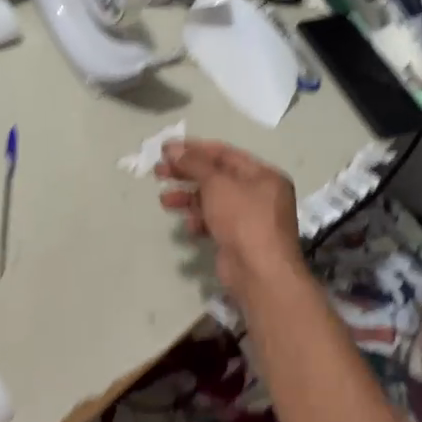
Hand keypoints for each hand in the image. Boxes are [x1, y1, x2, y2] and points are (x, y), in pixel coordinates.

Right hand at [156, 139, 304, 302]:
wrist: (260, 273)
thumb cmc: (242, 219)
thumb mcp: (216, 183)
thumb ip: (193, 162)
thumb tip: (171, 148)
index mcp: (263, 176)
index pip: (224, 153)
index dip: (193, 149)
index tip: (165, 150)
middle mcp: (259, 194)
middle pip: (216, 176)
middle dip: (186, 173)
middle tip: (159, 172)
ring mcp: (250, 218)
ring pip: (212, 199)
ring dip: (187, 197)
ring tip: (165, 200)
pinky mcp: (239, 238)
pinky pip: (215, 220)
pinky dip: (199, 219)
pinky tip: (188, 226)